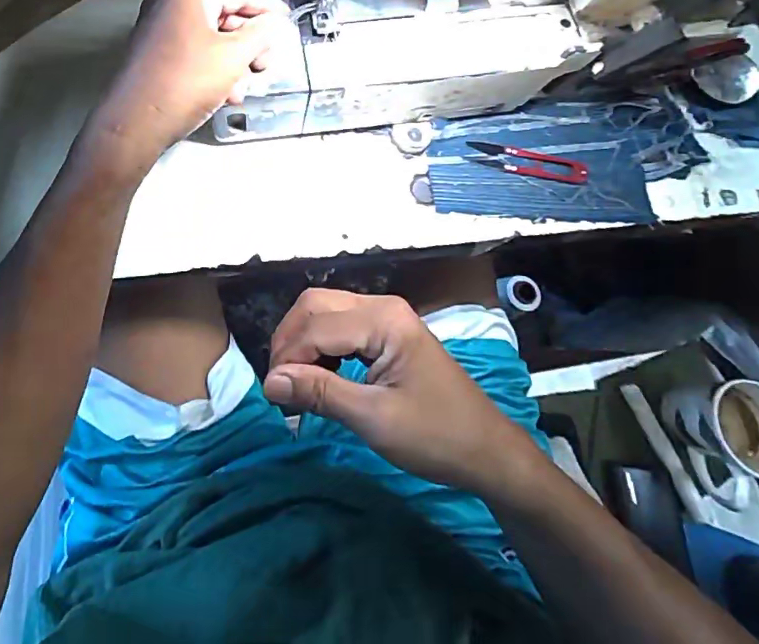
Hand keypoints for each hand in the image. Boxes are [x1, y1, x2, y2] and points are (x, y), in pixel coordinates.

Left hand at [80, 0, 289, 175]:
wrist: (135, 123)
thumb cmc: (185, 83)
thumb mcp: (234, 56)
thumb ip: (262, 33)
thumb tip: (274, 22)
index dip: (268, 7)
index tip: (287, 22)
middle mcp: (170, 2)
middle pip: (226, 14)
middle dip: (251, 42)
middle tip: (265, 64)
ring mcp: (158, 27)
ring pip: (212, 37)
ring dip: (234, 61)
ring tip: (243, 86)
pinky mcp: (154, 52)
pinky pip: (194, 51)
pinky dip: (214, 68)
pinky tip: (226, 93)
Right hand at [263, 289, 537, 493]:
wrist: (488, 452)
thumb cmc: (436, 436)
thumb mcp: (374, 419)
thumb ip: (321, 393)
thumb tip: (270, 383)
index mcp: (383, 319)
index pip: (316, 326)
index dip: (287, 358)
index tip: (274, 397)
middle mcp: (382, 306)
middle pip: (315, 305)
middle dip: (290, 342)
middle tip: (280, 385)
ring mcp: (386, 316)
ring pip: (324, 312)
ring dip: (302, 343)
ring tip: (296, 384)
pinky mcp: (387, 332)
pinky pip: (340, 326)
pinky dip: (320, 346)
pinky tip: (319, 376)